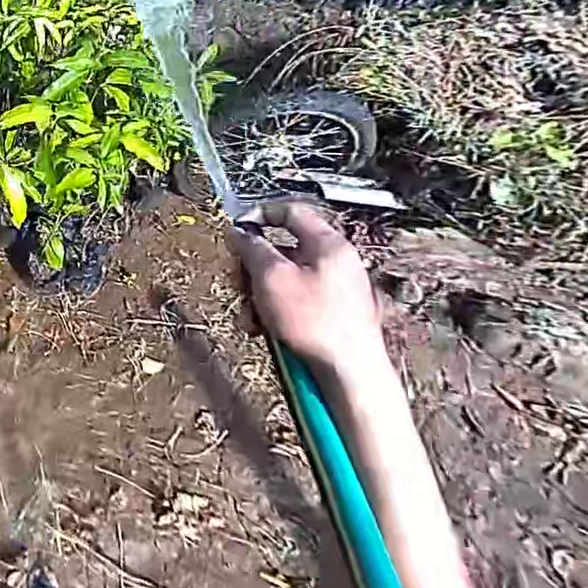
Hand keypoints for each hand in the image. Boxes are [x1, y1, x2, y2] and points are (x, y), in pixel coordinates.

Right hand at [227, 202, 383, 368]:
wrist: (350, 375)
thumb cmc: (316, 323)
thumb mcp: (271, 277)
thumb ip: (251, 248)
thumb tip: (238, 232)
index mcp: (327, 244)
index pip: (289, 211)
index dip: (258, 215)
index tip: (237, 229)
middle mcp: (336, 261)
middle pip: (280, 249)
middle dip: (253, 268)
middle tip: (240, 283)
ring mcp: (336, 288)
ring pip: (283, 278)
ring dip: (259, 295)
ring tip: (251, 318)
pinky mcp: (333, 312)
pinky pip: (294, 300)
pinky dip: (274, 311)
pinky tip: (264, 329)